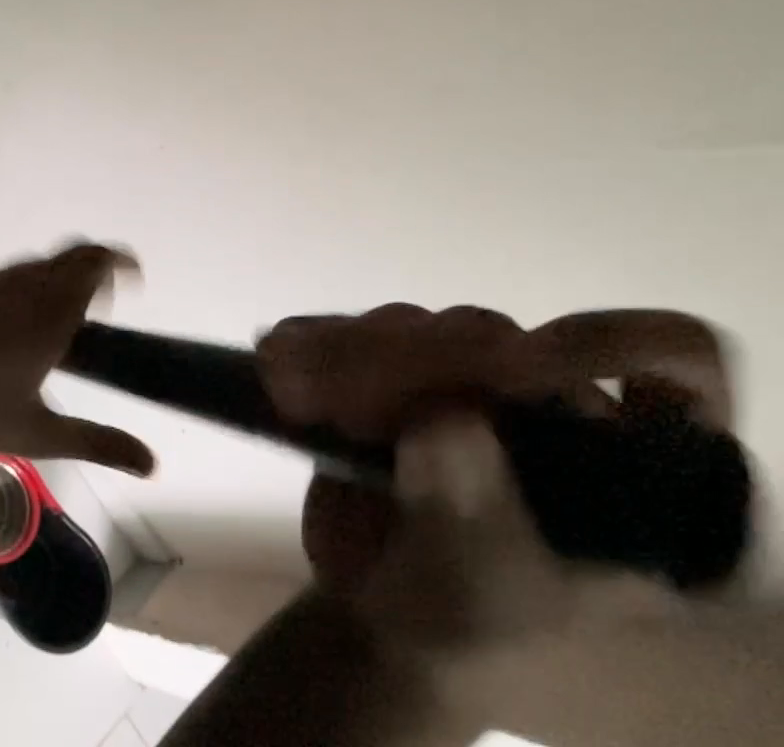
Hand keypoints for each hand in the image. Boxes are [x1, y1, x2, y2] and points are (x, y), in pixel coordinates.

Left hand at [0, 245, 155, 475]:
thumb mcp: (36, 435)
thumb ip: (96, 443)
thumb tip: (150, 463)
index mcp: (47, 316)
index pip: (92, 264)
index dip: (118, 265)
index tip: (131, 284)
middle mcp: (19, 288)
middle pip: (67, 255)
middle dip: (92, 271)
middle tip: (100, 309)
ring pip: (34, 264)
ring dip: (57, 278)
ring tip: (59, 322)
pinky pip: (5, 275)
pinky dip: (25, 285)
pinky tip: (14, 326)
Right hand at [257, 304, 733, 651]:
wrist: (381, 612)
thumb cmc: (469, 614)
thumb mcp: (489, 575)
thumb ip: (473, 497)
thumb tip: (437, 413)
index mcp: (628, 456)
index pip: (668, 359)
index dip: (603, 342)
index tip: (515, 369)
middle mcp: (556, 402)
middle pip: (499, 336)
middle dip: (413, 361)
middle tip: (344, 399)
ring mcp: (466, 384)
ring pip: (417, 329)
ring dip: (345, 351)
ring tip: (292, 389)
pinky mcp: (389, 376)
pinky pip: (353, 335)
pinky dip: (309, 343)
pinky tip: (274, 360)